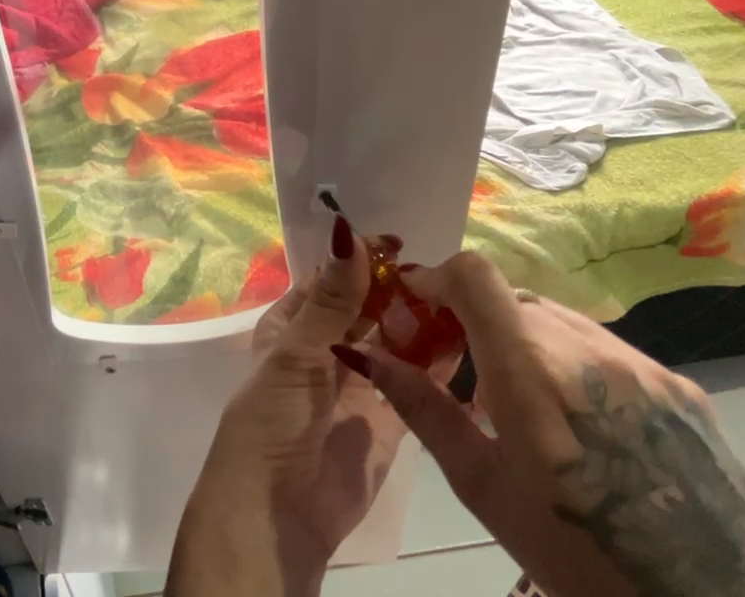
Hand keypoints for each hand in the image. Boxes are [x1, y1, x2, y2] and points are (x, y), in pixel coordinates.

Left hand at [166, 226, 460, 596]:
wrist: (280, 511)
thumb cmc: (274, 420)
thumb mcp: (298, 354)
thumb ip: (332, 301)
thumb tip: (347, 233)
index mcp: (292, 327)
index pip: (330, 282)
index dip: (360, 260)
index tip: (400, 241)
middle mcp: (326, 350)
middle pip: (367, 309)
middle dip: (397, 290)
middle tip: (443, 271)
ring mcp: (360, 384)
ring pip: (395, 342)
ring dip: (422, 321)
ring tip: (463, 297)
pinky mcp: (390, 419)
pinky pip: (417, 381)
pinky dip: (439, 362)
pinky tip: (470, 339)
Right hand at [368, 253, 744, 596]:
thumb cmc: (577, 558)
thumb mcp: (483, 487)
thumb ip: (422, 408)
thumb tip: (364, 352)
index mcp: (532, 375)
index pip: (474, 275)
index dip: (437, 277)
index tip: (417, 307)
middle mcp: (590, 352)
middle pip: (510, 298)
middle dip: (471, 317)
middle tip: (454, 365)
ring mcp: (644, 367)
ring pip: (556, 318)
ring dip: (520, 338)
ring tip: (514, 401)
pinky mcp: (683, 387)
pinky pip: (604, 348)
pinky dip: (568, 361)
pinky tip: (574, 423)